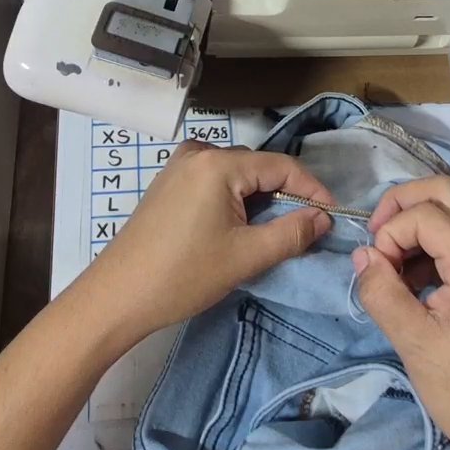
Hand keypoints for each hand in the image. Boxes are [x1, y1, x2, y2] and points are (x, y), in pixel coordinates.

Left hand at [77, 141, 335, 342]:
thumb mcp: (246, 256)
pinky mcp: (169, 182)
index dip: (312, 190)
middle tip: (305, 231)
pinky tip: (238, 228)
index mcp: (219, 163)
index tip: (332, 217)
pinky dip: (235, 199)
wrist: (117, 296)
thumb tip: (322, 218)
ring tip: (273, 233)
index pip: (281, 166)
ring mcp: (180, 165)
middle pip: (258, 168)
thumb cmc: (183, 275)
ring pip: (237, 175)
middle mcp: (199, 153)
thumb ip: (291, 233)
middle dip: (285, 196)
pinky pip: (215, 181)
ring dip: (260, 200)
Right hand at [352, 177, 449, 449]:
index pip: (425, 215)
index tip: (377, 270)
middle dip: (402, 205)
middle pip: (444, 193)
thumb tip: (362, 256)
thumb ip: (382, 292)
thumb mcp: (414, 345)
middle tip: (377, 237)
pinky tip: (414, 284)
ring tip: (393, 268)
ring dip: (416, 226)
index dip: (390, 232)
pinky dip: (431, 246)